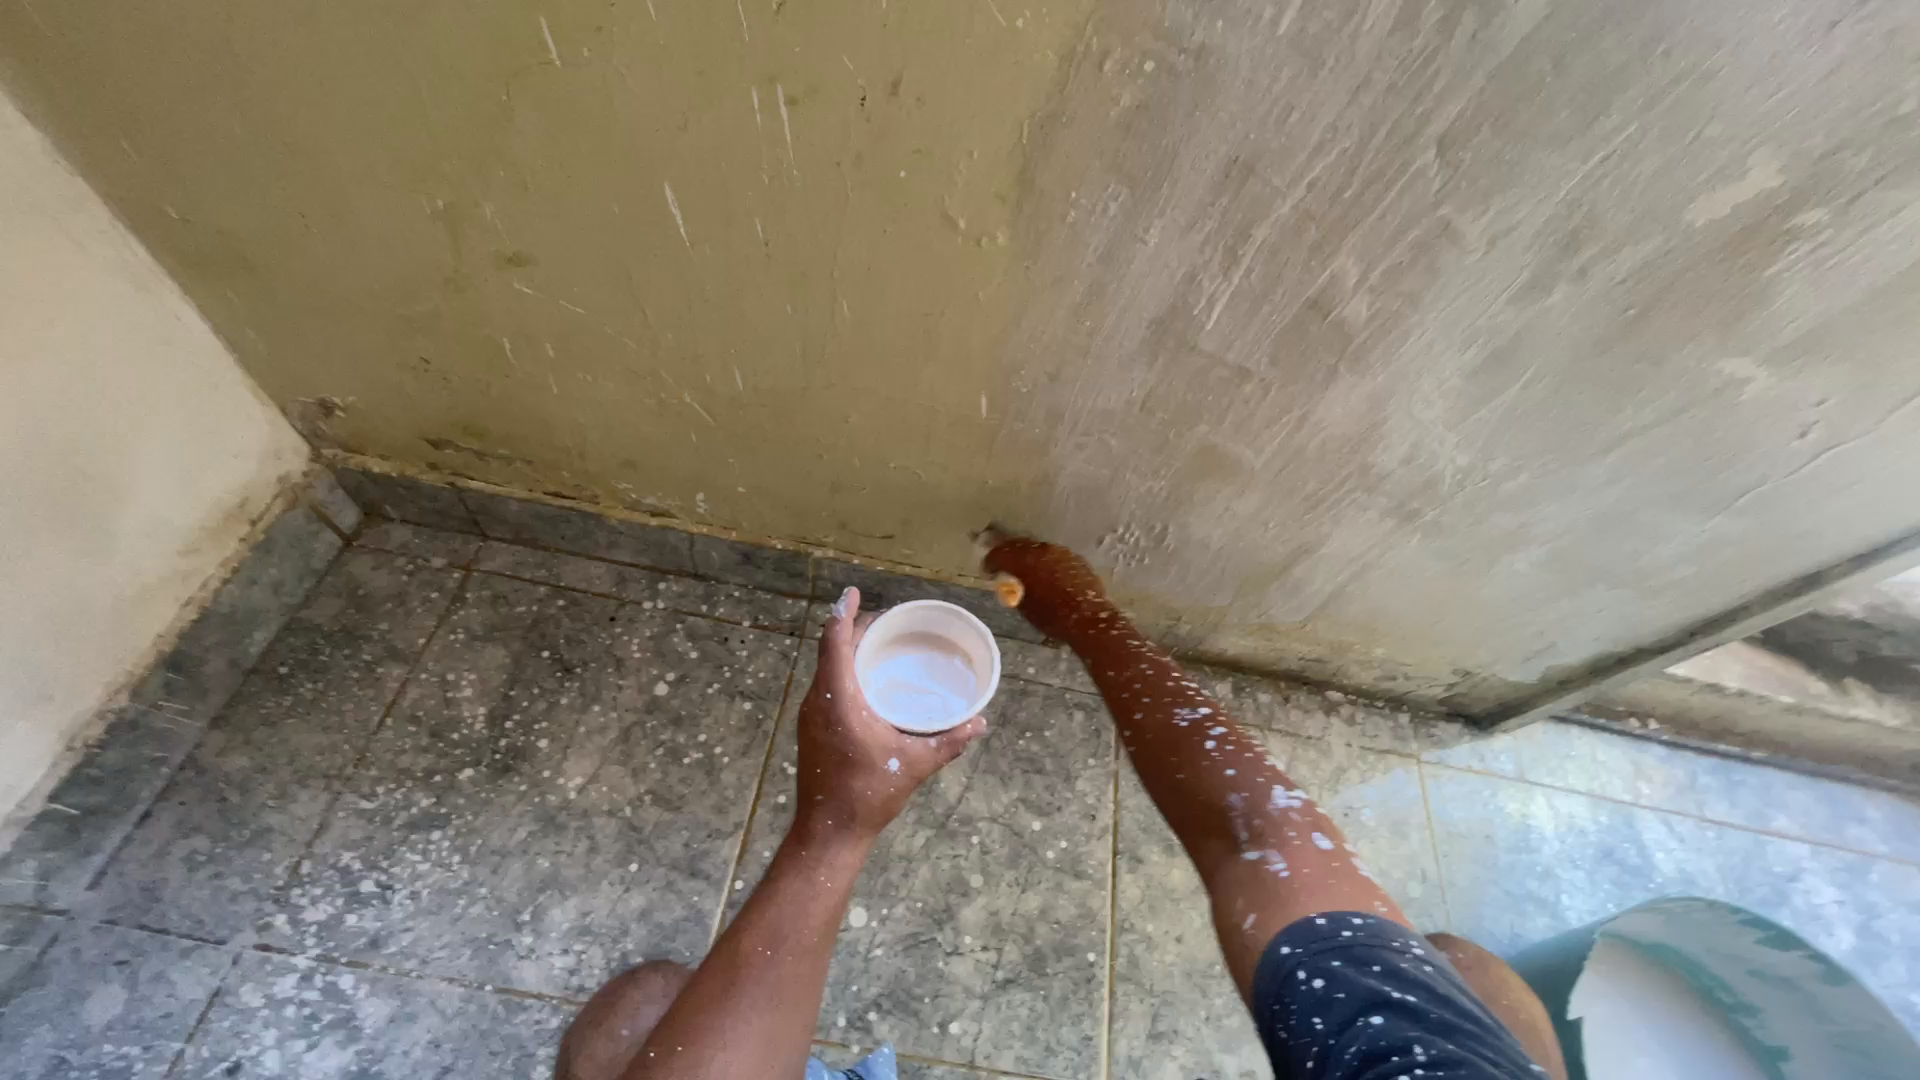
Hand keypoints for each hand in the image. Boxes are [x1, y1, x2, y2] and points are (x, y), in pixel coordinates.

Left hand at [793, 587, 987, 843]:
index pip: (835, 643)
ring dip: (846, 649)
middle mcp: (818, 701)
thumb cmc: (867, 795)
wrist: (828, 833)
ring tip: (877, 641)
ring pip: (825, 668)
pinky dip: (843, 670)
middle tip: (885, 619)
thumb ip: (949, 742)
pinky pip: (825, 685)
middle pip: (830, 650)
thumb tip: (980, 722)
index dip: (842, 613)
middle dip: (853, 628)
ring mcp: (810, 715)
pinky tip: (864, 678)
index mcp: (838, 700)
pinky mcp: (811, 728)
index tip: (852, 591)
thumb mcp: (914, 765)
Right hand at [981, 534, 1111, 642]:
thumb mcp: (1025, 606)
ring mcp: (1061, 552)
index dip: (990, 561)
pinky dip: (1046, 562)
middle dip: (1007, 553)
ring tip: (1024, 568)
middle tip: (1001, 563)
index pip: (1000, 553)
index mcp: (1024, 561)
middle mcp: (1041, 550)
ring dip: (1028, 556)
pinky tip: (1047, 573)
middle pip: (1018, 545)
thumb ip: (1015, 589)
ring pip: (1038, 549)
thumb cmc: (1053, 618)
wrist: (1089, 619)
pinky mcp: (1076, 558)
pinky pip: (1054, 556)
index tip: (987, 570)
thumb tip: (1010, 583)